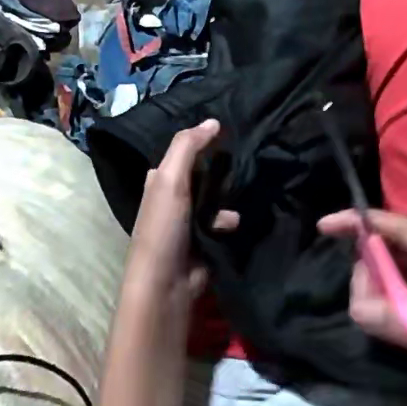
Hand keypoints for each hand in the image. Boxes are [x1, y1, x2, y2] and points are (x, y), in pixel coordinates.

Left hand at [125, 119, 233, 305]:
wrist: (166, 284)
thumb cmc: (163, 227)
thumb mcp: (170, 179)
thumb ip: (187, 147)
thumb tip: (213, 121)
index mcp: (159, 181)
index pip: (182, 152)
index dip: (202, 140)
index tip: (229, 128)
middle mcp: (172, 198)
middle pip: (202, 174)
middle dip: (222, 169)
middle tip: (247, 156)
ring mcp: (189, 221)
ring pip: (216, 198)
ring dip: (229, 198)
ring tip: (242, 194)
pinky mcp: (205, 241)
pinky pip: (223, 222)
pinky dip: (231, 221)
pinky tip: (236, 223)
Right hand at [321, 209, 406, 405]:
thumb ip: (399, 319)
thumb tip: (354, 307)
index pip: (405, 229)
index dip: (362, 225)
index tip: (325, 225)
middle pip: (404, 246)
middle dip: (373, 266)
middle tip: (355, 299)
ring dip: (386, 283)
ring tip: (366, 306)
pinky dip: (401, 295)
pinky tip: (386, 308)